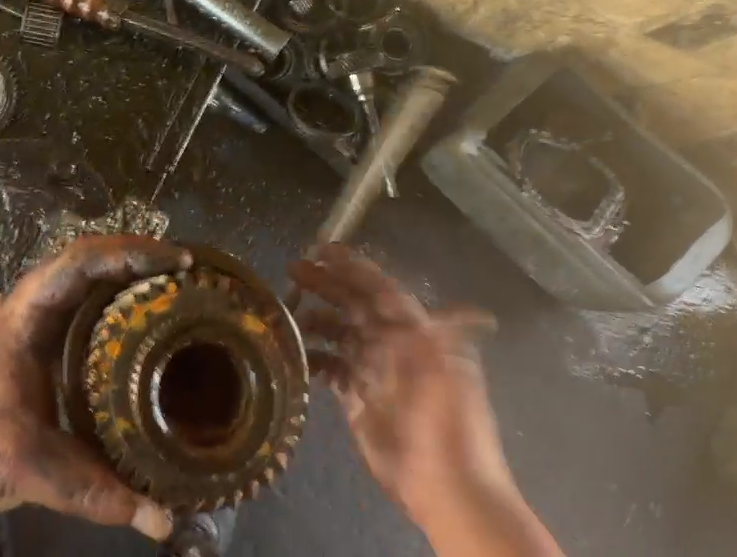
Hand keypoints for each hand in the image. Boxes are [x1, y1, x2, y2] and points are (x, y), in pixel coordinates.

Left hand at [0, 235, 187, 541]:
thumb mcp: (21, 466)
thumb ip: (92, 491)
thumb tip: (163, 518)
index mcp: (18, 318)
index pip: (77, 264)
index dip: (127, 253)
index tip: (176, 260)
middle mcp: (23, 313)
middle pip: (85, 267)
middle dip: (136, 262)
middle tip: (189, 277)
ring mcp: (23, 333)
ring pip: (80, 293)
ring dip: (123, 288)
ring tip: (175, 299)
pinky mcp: (26, 356)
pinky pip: (75, 324)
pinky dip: (110, 321)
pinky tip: (139, 343)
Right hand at [293, 245, 558, 555]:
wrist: (449, 488)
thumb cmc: (447, 422)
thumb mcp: (437, 364)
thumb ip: (410, 323)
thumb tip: (386, 291)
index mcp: (416, 332)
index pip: (379, 288)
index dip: (352, 266)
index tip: (321, 248)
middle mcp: (393, 346)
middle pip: (354, 305)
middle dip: (326, 284)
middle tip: (292, 269)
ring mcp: (374, 373)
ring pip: (338, 334)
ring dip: (314, 319)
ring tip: (286, 313)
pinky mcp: (357, 400)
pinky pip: (329, 368)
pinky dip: (311, 357)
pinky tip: (293, 353)